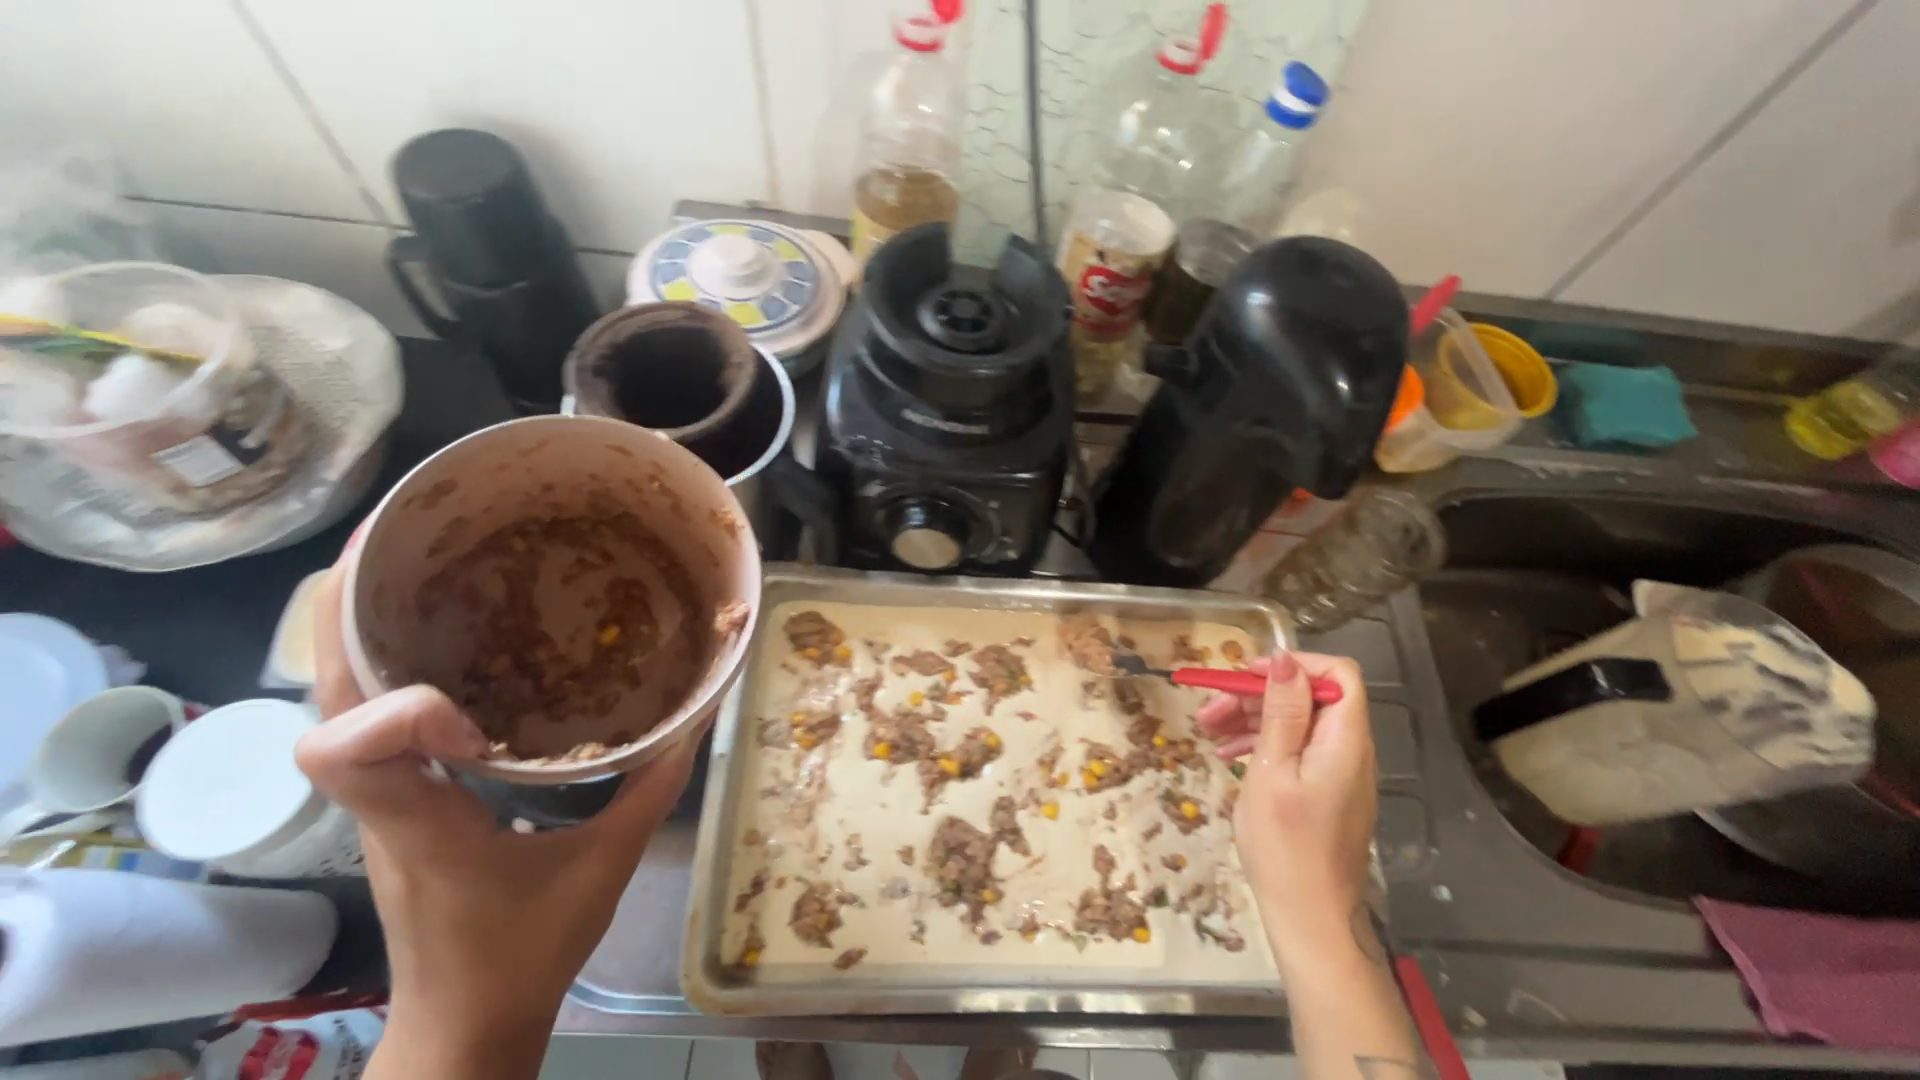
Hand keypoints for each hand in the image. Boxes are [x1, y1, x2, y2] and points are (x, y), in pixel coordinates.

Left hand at [301, 543, 697, 1054]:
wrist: (464, 1027)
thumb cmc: (524, 956)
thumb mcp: (604, 869)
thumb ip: (649, 792)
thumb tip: (693, 721)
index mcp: (417, 822)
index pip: (343, 752)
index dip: (398, 710)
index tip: (476, 719)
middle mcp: (379, 802)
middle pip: (320, 696)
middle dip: (341, 610)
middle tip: (390, 540)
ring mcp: (378, 802)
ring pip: (334, 703)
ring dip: (356, 632)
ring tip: (405, 569)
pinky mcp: (395, 802)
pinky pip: (370, 723)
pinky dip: (388, 671)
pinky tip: (438, 648)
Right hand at [1197, 651, 1376, 973]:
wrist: (1309, 917)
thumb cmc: (1285, 844)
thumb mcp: (1272, 770)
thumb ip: (1281, 712)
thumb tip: (1284, 660)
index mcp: (1345, 739)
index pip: (1337, 673)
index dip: (1293, 664)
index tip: (1245, 675)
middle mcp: (1350, 749)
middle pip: (1310, 697)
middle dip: (1258, 694)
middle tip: (1209, 709)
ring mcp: (1339, 773)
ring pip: (1298, 723)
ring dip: (1253, 719)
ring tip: (1208, 732)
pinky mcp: (1326, 792)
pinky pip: (1297, 751)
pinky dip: (1263, 745)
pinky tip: (1228, 756)